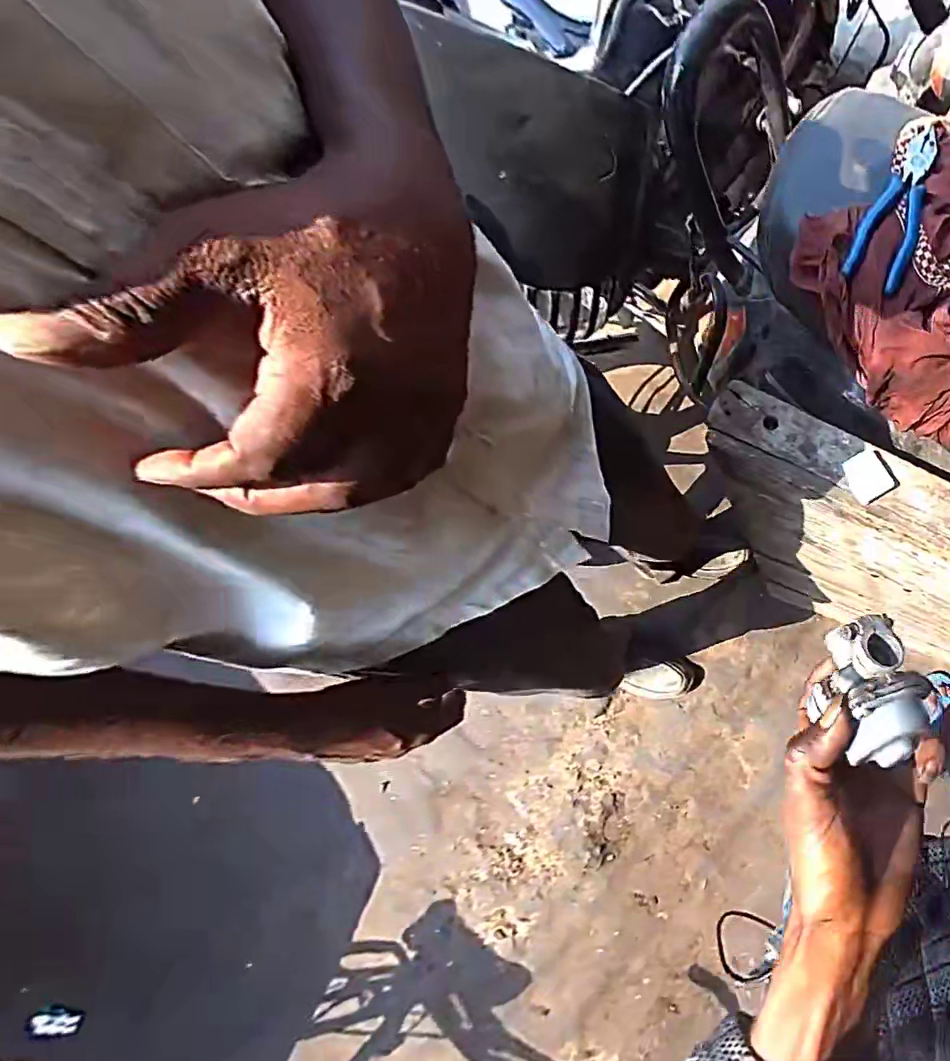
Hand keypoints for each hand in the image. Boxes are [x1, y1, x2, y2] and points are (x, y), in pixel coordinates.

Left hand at [0, 138, 474, 514]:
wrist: (417, 218)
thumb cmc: (317, 227)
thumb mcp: (210, 251)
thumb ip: (131, 307)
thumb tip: (25, 342)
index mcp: (333, 379)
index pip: (268, 458)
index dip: (205, 474)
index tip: (155, 466)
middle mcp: (393, 407)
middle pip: (331, 484)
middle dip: (264, 495)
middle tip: (211, 482)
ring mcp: (430, 407)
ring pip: (382, 482)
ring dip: (326, 494)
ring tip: (280, 482)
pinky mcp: (449, 399)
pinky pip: (419, 462)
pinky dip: (380, 478)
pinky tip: (353, 465)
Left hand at [753, 664, 941, 1060]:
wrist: (855, 917)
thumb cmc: (818, 859)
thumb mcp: (805, 803)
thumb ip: (815, 751)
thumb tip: (843, 705)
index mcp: (815, 754)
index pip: (820, 702)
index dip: (832, 675)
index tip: (853, 652)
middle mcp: (848, 756)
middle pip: (866, 705)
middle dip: (882, 688)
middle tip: (899, 679)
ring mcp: (881, 771)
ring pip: (900, 725)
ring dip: (912, 717)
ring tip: (920, 723)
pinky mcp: (910, 789)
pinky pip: (925, 755)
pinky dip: (932, 750)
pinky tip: (930, 764)